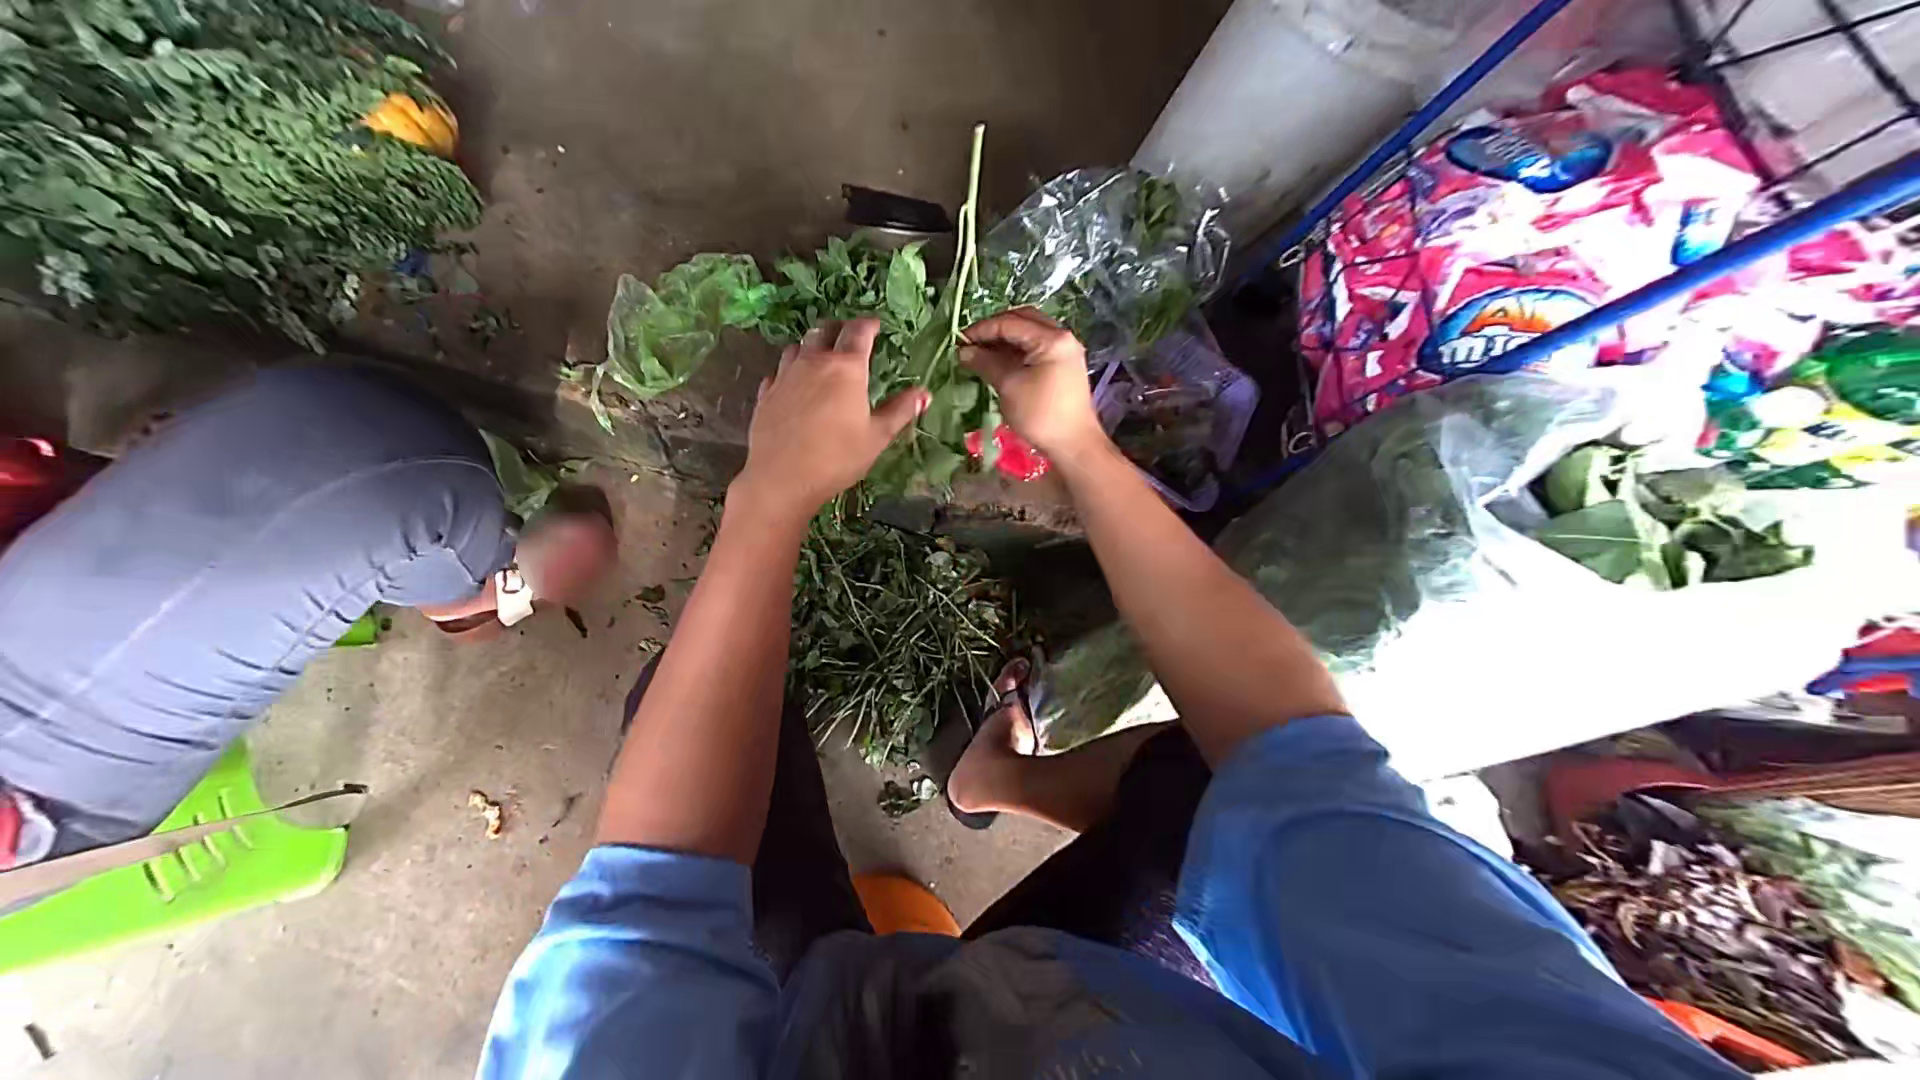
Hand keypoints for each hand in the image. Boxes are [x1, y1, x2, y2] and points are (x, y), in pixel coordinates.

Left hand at [734, 317, 927, 522]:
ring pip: (797, 347)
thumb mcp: (877, 436)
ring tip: (821, 357)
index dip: (869, 324)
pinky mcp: (767, 394)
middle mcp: (813, 362)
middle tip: (850, 336)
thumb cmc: (837, 457)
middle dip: (840, 328)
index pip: (859, 331)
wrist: (782, 478)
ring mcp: (785, 376)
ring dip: (812, 346)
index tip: (876, 325)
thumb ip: (900, 411)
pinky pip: (779, 372)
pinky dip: (790, 372)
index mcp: (846, 368)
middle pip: (824, 330)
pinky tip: (795, 385)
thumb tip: (924, 394)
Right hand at [960, 308, 1106, 459]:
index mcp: (1051, 338)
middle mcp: (1062, 337)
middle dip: (994, 329)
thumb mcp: (1009, 386)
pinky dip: (1016, 351)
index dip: (982, 329)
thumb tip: (963, 351)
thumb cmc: (1041, 415)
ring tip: (981, 352)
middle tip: (971, 343)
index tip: (959, 341)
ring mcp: (1065, 351)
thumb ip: (986, 363)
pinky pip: (1036, 348)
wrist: (1074, 445)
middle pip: (1023, 320)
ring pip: (1030, 333)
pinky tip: (998, 362)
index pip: (1010, 323)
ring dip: (1005, 339)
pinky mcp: (1063, 365)